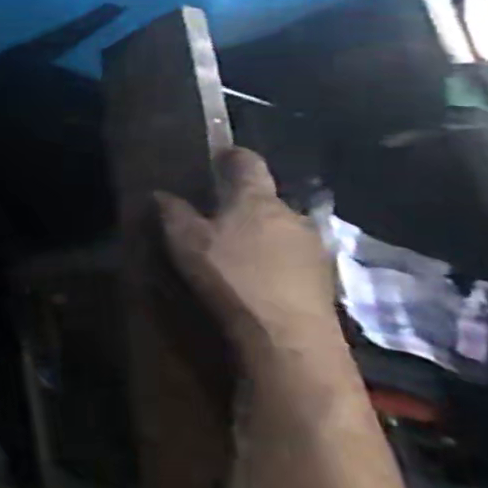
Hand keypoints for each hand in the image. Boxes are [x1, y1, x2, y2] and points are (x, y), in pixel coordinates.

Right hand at [156, 148, 340, 358]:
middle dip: (242, 201)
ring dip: (258, 230)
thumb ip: (173, 210)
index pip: (248, 163)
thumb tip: (163, 193)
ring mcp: (314, 246)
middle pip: (265, 198)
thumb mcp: (185, 238)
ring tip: (232, 244)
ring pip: (279, 227)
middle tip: (213, 211)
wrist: (287, 333)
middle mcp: (292, 215)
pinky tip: (253, 270)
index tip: (218, 154)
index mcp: (257, 199)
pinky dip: (271, 255)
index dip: (232, 155)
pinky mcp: (323, 276)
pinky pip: (290, 253)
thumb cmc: (231, 274)